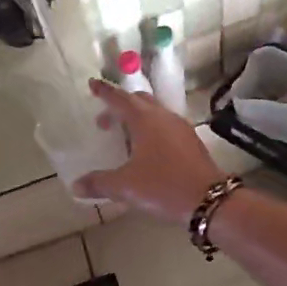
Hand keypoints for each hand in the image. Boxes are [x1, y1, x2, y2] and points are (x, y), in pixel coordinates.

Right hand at [75, 79, 225, 224]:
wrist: (210, 200)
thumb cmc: (163, 187)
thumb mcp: (126, 186)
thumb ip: (99, 183)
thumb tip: (76, 185)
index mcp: (144, 119)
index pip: (119, 98)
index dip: (104, 92)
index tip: (93, 85)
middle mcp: (164, 117)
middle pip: (140, 102)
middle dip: (121, 107)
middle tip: (106, 121)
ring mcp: (182, 129)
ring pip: (156, 115)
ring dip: (139, 120)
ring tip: (126, 138)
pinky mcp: (193, 144)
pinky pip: (168, 129)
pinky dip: (154, 132)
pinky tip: (150, 152)